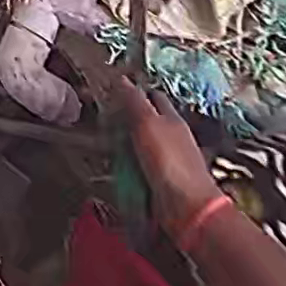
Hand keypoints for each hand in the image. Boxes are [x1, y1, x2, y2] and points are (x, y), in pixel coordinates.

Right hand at [113, 78, 223, 229]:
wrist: (186, 207)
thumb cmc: (168, 159)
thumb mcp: (148, 123)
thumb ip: (135, 101)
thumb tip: (122, 78)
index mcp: (172, 119)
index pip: (153, 96)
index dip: (136, 89)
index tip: (112, 86)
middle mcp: (171, 135)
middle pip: (146, 117)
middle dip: (125, 113)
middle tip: (99, 108)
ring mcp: (166, 157)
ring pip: (139, 138)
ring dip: (121, 136)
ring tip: (98, 132)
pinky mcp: (159, 176)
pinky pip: (136, 159)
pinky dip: (124, 156)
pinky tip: (109, 156)